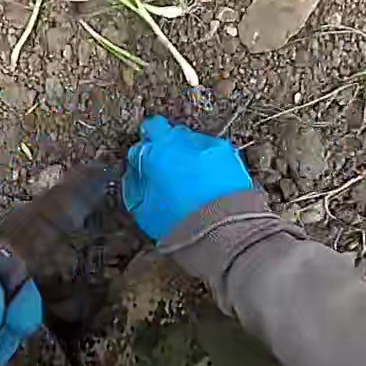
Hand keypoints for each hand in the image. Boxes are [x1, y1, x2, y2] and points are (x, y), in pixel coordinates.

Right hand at [122, 115, 254, 240]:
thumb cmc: (183, 226)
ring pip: (189, 140)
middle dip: (163, 147)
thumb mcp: (144, 211)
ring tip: (190, 181)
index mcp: (155, 153)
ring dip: (186, 153)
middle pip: (165, 131)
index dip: (141, 155)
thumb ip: (137, 185)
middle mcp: (180, 141)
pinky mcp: (228, 153)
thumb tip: (137, 174)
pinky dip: (207, 161)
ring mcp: (206, 145)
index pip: (141, 141)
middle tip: (165, 171)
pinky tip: (208, 183)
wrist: (225, 234)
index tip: (143, 166)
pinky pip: (211, 151)